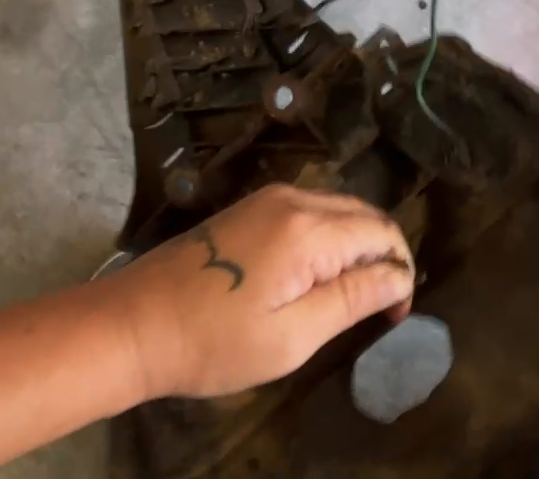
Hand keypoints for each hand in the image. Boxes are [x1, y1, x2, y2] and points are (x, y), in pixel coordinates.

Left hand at [104, 184, 414, 399]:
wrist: (137, 322)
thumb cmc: (215, 340)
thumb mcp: (292, 336)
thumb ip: (352, 300)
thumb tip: (400, 277)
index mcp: (307, 229)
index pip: (382, 232)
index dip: (400, 272)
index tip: (393, 317)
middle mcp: (291, 198)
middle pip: (362, 213)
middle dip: (382, 256)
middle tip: (377, 309)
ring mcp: (266, 198)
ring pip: (336, 210)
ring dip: (355, 246)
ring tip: (348, 298)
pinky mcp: (249, 207)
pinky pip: (308, 211)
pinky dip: (327, 238)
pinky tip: (315, 276)